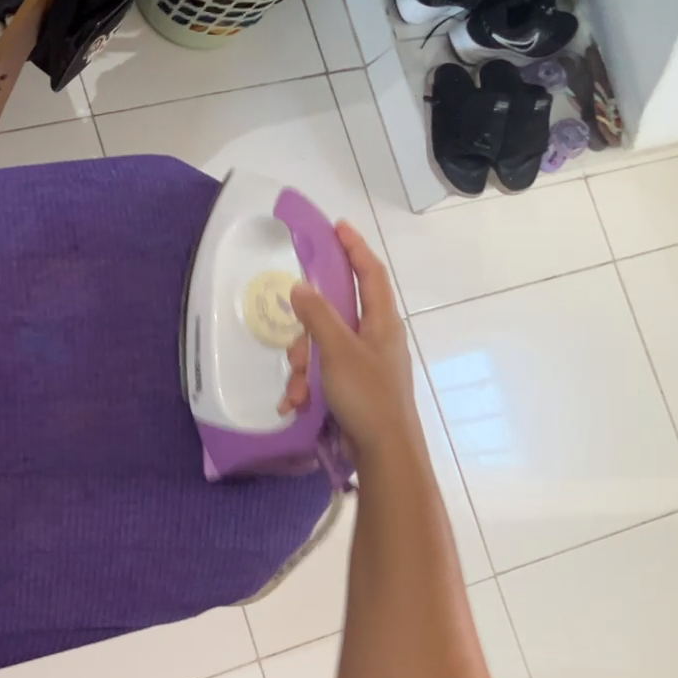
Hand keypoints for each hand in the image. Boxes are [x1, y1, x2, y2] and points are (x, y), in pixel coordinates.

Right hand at [281, 222, 424, 461]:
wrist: (383, 449)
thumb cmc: (367, 395)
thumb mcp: (337, 352)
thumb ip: (318, 316)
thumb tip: (300, 286)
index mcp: (380, 322)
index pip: (370, 274)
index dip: (355, 249)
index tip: (337, 228)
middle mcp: (373, 337)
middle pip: (331, 317)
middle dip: (305, 337)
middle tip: (296, 354)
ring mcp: (362, 363)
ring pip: (318, 349)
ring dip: (300, 370)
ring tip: (298, 393)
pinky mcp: (350, 386)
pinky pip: (319, 375)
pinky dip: (305, 388)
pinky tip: (295, 405)